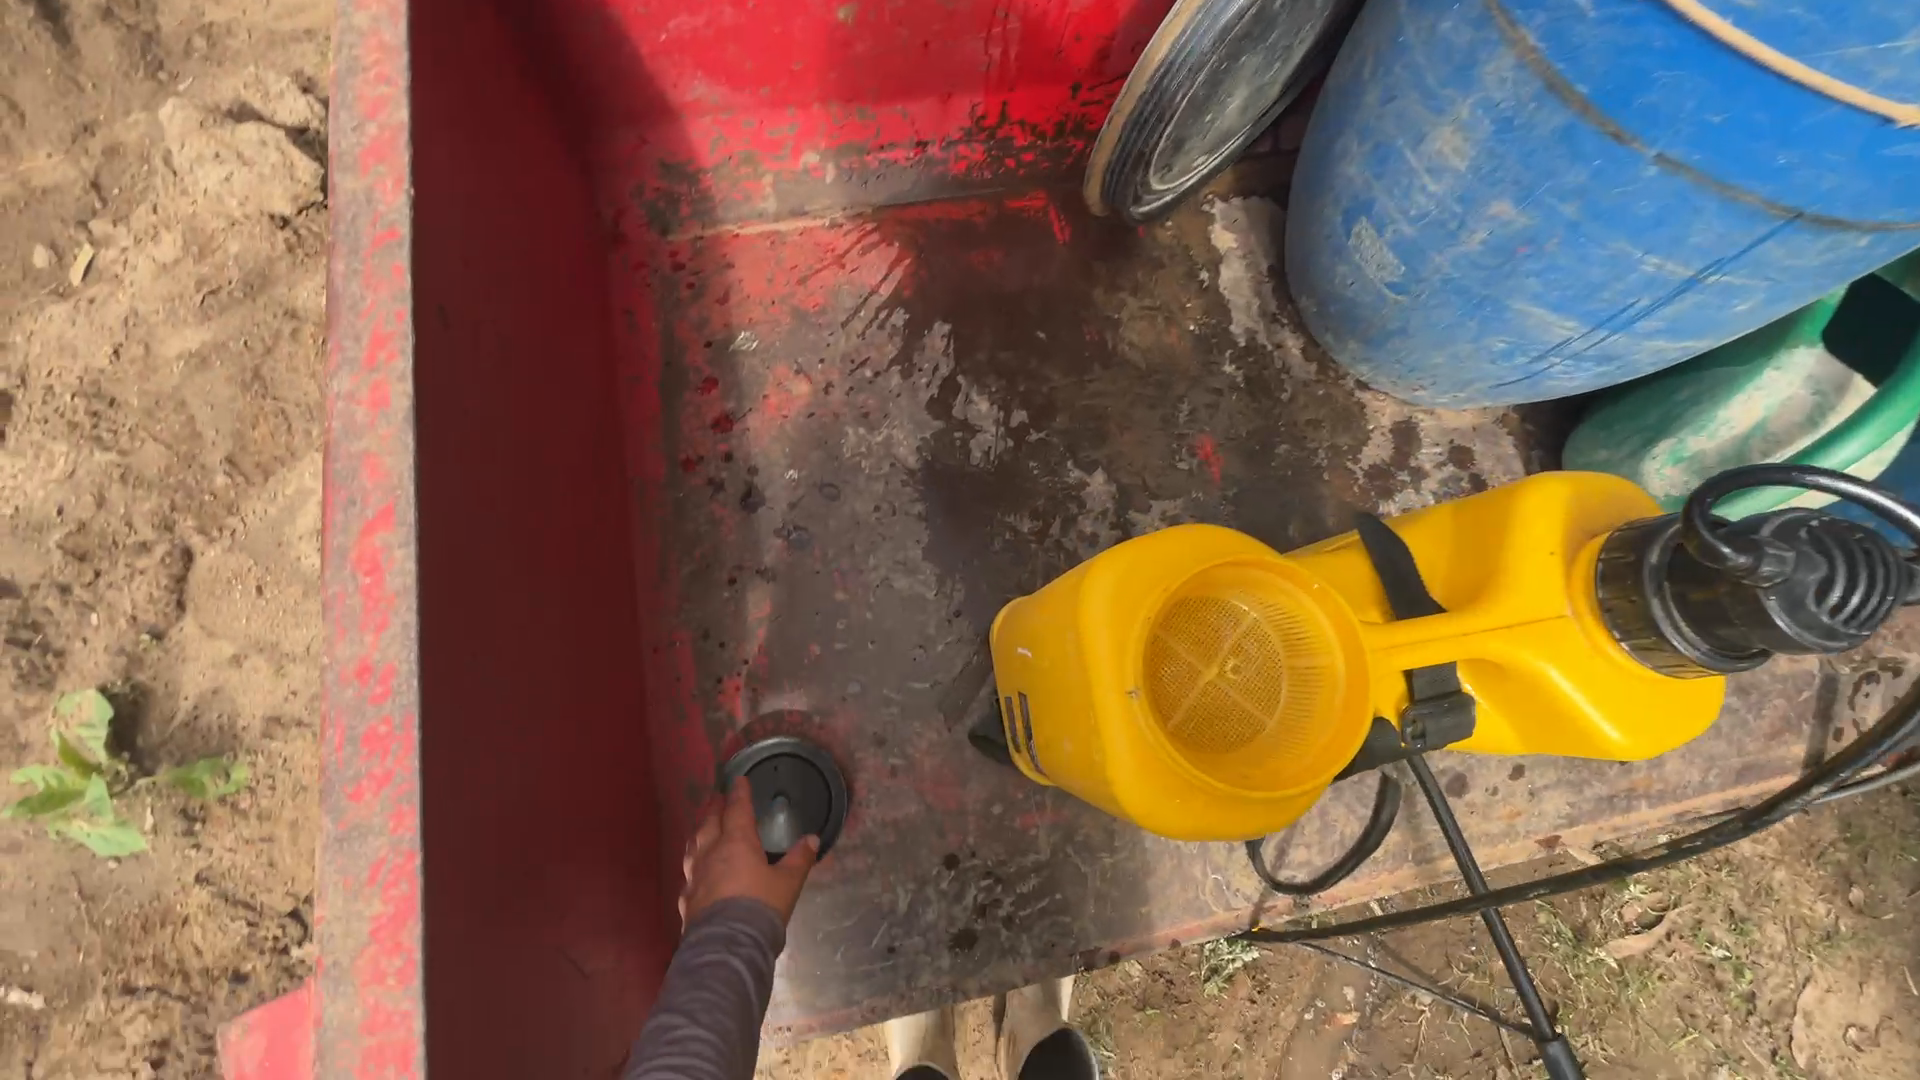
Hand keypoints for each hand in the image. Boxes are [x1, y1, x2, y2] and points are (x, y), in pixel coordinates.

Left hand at [680, 777, 819, 926]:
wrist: (727, 947)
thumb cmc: (761, 907)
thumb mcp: (788, 882)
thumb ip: (799, 859)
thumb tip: (812, 839)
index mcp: (737, 843)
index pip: (737, 809)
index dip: (739, 793)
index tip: (739, 780)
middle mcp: (711, 854)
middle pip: (710, 823)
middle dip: (714, 808)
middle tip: (717, 798)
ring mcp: (695, 877)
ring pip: (694, 846)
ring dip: (699, 833)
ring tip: (703, 828)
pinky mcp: (686, 900)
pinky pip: (689, 874)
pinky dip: (694, 865)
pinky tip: (696, 873)